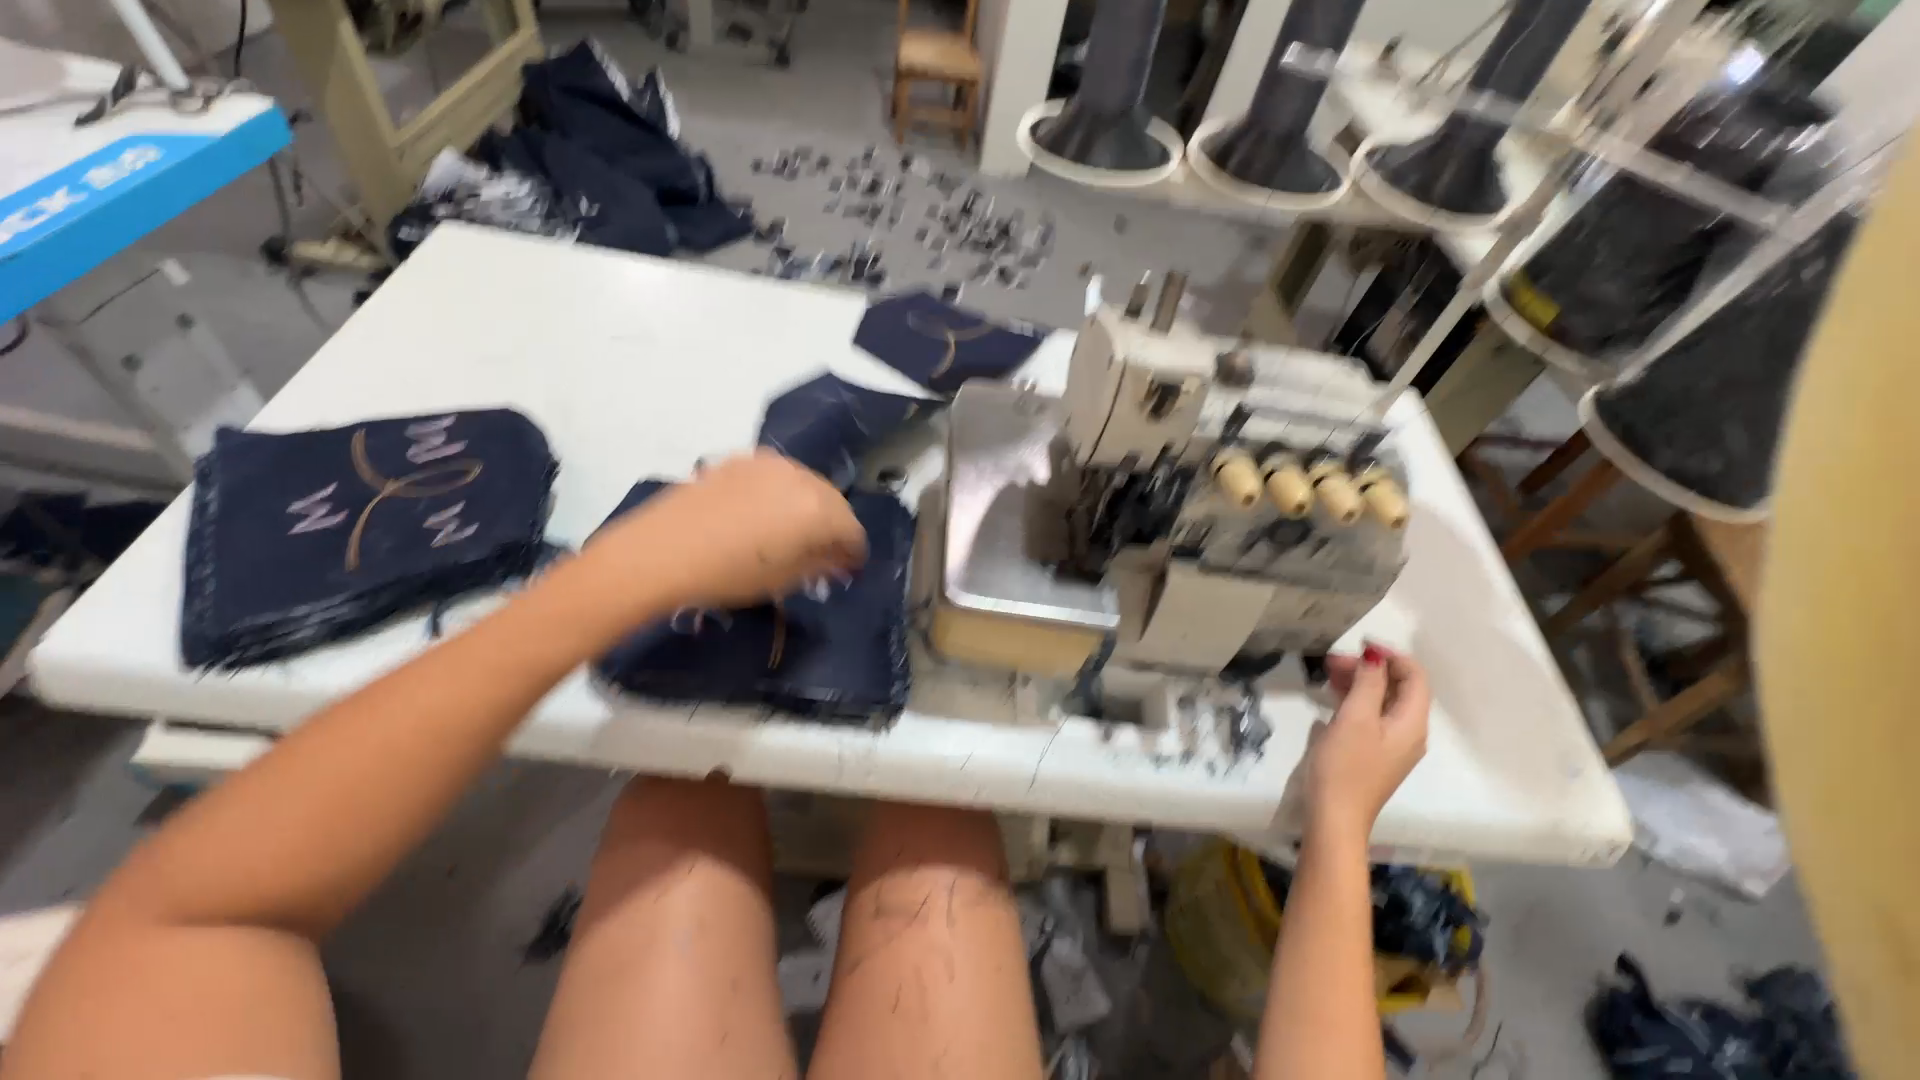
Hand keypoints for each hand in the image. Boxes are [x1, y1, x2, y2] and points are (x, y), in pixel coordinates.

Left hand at [583, 451, 868, 612]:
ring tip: (792, 533)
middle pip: (833, 501)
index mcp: (819, 510)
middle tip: (822, 554)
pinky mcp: (739, 460)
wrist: (659, 552)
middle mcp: (800, 477)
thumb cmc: (727, 575)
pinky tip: (763, 515)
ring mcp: (768, 463)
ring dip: (808, 507)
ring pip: (805, 484)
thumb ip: (820, 565)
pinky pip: (776, 476)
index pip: (853, 530)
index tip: (846, 571)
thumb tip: (838, 559)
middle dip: (834, 526)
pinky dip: (781, 494)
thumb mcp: (783, 580)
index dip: (853, 554)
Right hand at [1301, 643, 1429, 840]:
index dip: (1391, 656)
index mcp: (1411, 723)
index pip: (1415, 677)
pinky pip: (1371, 718)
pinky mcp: (1374, 755)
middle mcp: (1409, 732)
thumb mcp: (1355, 718)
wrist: (1336, 817)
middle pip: (1398, 689)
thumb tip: (1376, 658)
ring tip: (1327, 674)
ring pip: (1382, 703)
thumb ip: (1368, 684)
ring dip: (1359, 684)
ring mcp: (1392, 746)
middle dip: (1369, 669)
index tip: (1360, 645)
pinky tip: (1330, 700)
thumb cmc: (1346, 766)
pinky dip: (1355, 702)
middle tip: (1333, 661)